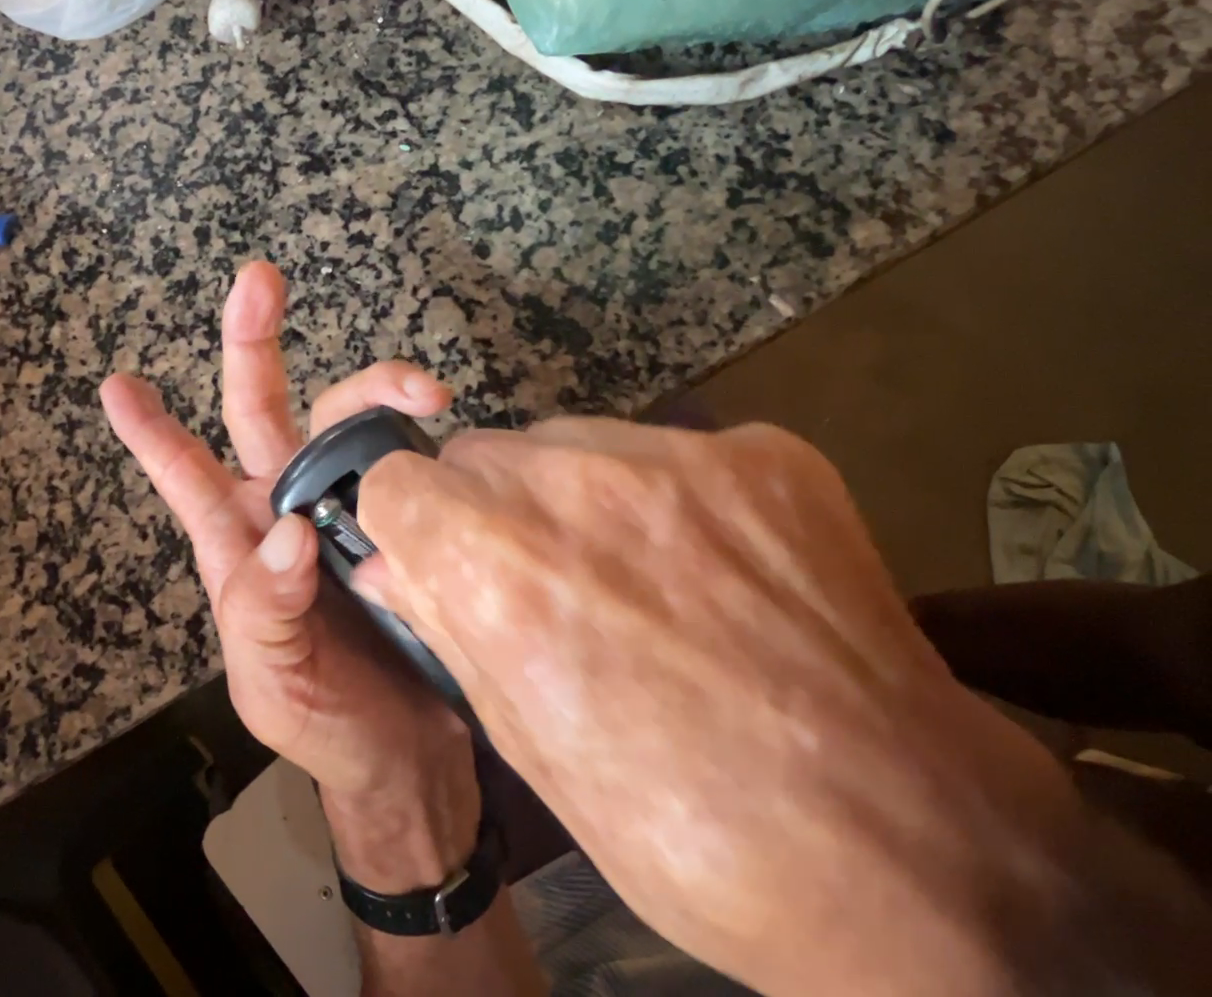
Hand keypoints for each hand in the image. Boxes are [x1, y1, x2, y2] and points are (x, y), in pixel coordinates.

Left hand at [100, 261, 475, 887]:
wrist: (412, 757)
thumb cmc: (325, 723)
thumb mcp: (271, 679)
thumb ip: (265, 611)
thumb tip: (292, 533)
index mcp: (239, 547)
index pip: (187, 478)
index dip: (152, 432)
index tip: (118, 384)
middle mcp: (289, 511)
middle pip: (264, 412)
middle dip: (255, 344)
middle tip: (259, 280)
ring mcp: (352, 508)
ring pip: (347, 422)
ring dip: (377, 391)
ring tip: (424, 394)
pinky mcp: (413, 517)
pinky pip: (412, 460)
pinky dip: (428, 439)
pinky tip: (451, 434)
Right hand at [352, 419, 1115, 995]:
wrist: (895, 846)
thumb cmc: (671, 825)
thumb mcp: (520, 738)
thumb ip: (445, 624)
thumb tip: (392, 565)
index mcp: (490, 562)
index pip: (395, 480)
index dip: (412, 527)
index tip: (441, 563)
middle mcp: (569, 485)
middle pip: (479, 454)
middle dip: (488, 510)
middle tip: (547, 586)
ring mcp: (675, 460)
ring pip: (569, 441)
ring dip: (571, 495)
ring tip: (636, 579)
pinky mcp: (766, 455)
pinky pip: (668, 451)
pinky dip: (665, 498)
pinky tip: (713, 572)